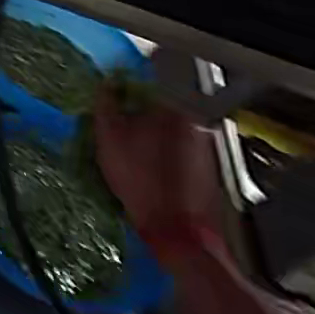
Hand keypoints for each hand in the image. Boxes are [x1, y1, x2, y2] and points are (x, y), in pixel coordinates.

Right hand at [91, 84, 224, 239]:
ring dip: (149, 140)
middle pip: (157, 112)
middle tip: (116, 138)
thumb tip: (106, 84)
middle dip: (135, 121)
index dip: (119, 101)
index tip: (107, 115)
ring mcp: (206, 146)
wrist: (177, 229)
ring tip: (131, 158)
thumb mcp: (110, 139)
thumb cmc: (139, 180)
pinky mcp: (208, 168)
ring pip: (168, 133)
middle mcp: (195, 123)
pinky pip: (178, 153)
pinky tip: (149, 173)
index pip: (142, 90)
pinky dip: (163, 157)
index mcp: (173, 110)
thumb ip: (106, 107)